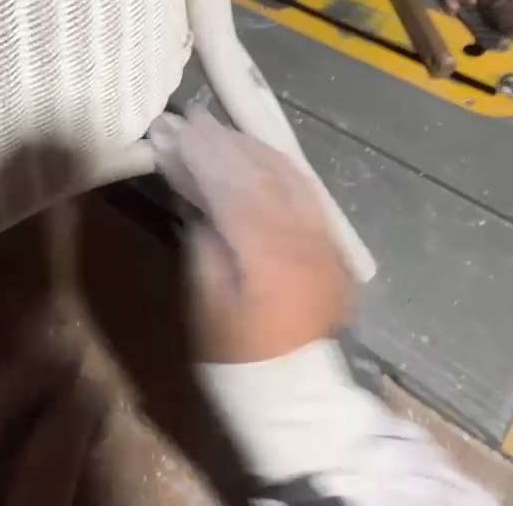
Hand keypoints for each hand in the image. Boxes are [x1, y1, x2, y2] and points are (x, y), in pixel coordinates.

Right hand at [149, 109, 351, 363]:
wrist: (298, 394)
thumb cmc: (239, 355)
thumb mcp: (207, 300)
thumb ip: (205, 240)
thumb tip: (199, 193)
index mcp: (271, 257)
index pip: (234, 188)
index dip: (203, 155)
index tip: (179, 128)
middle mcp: (307, 239)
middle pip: (262, 174)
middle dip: (225, 143)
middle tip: (194, 118)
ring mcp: (326, 240)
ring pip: (289, 176)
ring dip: (251, 149)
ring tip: (219, 130)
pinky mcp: (332, 244)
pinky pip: (306, 192)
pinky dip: (277, 167)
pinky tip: (254, 154)